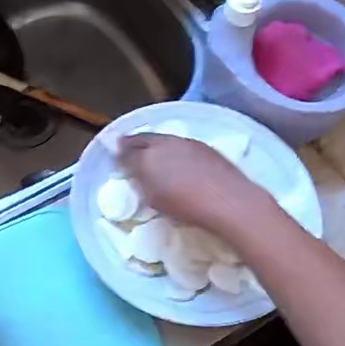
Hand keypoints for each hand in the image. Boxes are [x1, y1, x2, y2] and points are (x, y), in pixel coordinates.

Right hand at [117, 133, 277, 238]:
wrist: (229, 201)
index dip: (119, 153)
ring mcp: (187, 142)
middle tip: (126, 146)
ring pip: (164, 139)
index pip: (126, 151)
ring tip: (152, 153)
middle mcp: (165, 143)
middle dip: (133, 142)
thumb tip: (137, 172)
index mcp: (147, 157)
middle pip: (144, 138)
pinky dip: (173, 149)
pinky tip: (176, 159)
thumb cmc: (186, 207)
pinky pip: (181, 144)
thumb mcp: (154, 199)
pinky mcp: (205, 147)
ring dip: (155, 144)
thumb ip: (142, 181)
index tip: (115, 155)